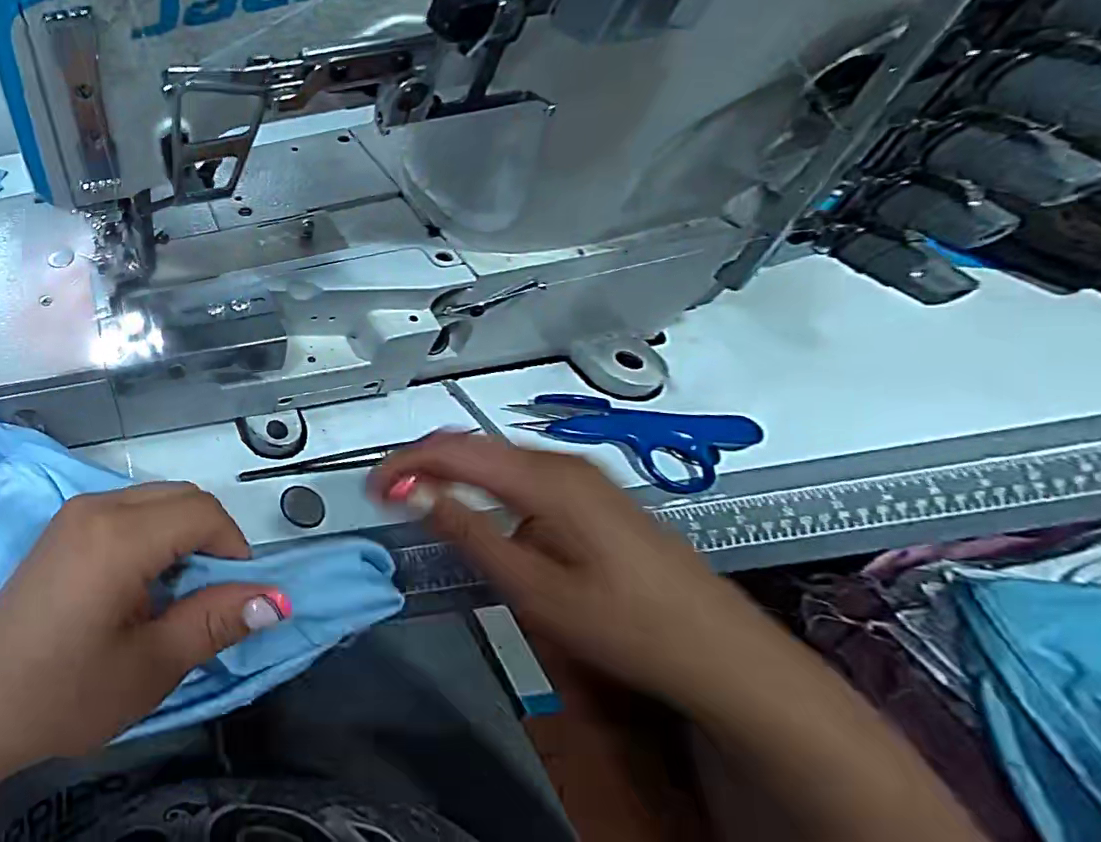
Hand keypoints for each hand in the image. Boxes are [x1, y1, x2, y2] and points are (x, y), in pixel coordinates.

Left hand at [0, 482, 286, 840]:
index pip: (203, 512)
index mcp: (119, 535)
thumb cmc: (64, 692)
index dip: (235, 549)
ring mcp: (74, 512)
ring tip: (175, 598)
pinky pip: (126, 510)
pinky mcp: (62, 526)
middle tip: (212, 601)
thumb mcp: (150, 666)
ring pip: (153, 500)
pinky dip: (152, 534)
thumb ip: (214, 622)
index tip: (238, 599)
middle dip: (211, 538)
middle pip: (180, 496)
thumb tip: (275, 600)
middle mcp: (96, 506)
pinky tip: (139, 586)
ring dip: (181, 535)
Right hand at [366, 432, 788, 710]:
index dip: (404, 464)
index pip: (452, 450)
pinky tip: (476, 504)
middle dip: (423, 462)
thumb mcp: (534, 587)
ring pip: (495, 454)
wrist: (726, 656)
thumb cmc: (631, 626)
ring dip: (451, 469)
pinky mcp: (593, 492)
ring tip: (421, 497)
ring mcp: (583, 475)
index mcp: (546, 479)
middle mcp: (564, 464)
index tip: (374, 487)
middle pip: (473, 444)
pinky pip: (519, 468)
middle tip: (389, 493)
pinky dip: (482, 478)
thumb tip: (414, 493)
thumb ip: (467, 531)